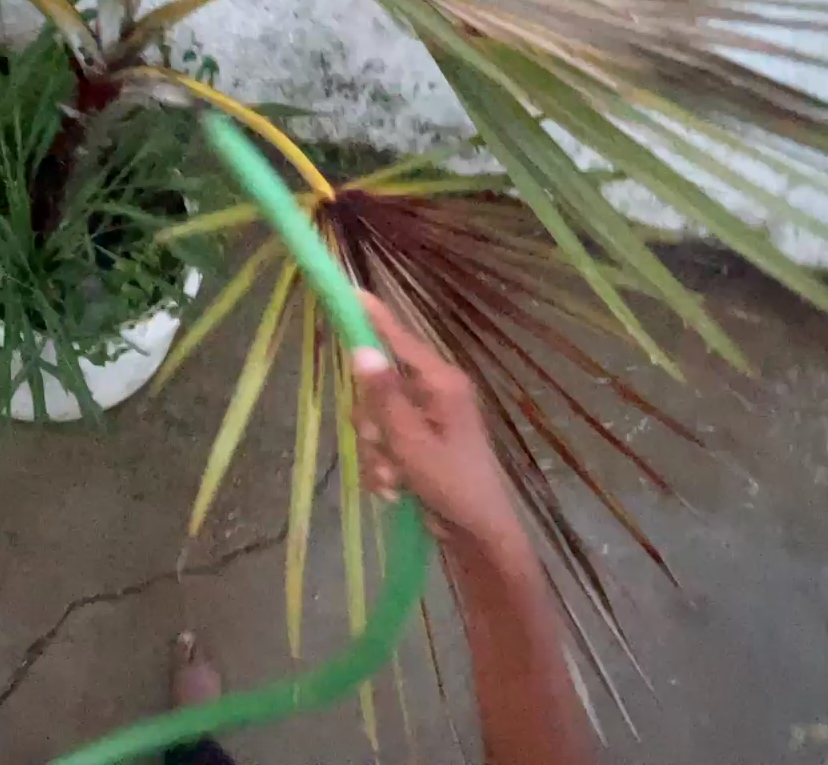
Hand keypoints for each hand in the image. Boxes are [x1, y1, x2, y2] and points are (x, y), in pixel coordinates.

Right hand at [351, 293, 515, 543]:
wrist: (481, 537)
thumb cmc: (453, 487)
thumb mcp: (411, 443)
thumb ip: (383, 396)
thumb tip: (360, 350)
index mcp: (439, 383)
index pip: (397, 338)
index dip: (371, 315)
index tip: (347, 289)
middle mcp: (432, 391)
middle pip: (376, 383)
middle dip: (370, 421)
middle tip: (381, 448)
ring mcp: (426, 416)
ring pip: (374, 415)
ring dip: (377, 449)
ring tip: (394, 479)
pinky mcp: (419, 438)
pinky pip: (383, 437)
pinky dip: (384, 462)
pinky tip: (396, 487)